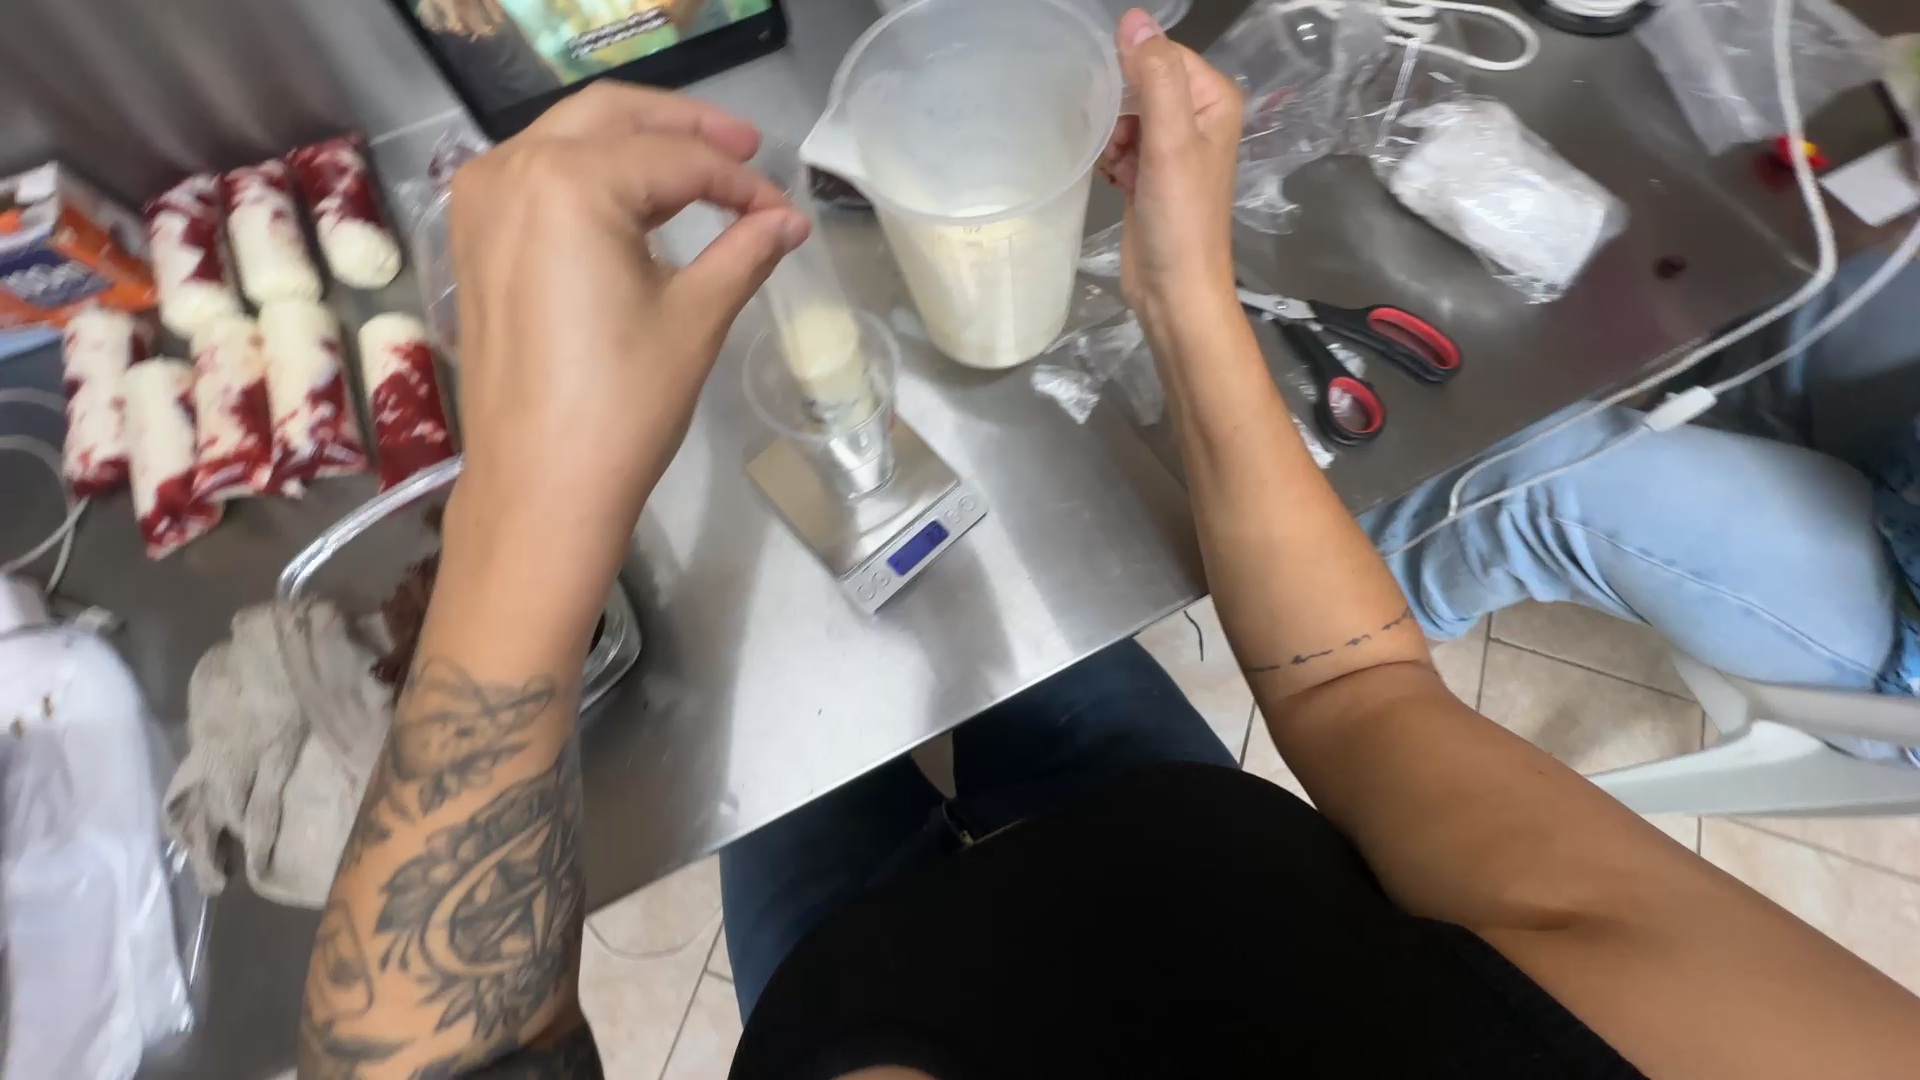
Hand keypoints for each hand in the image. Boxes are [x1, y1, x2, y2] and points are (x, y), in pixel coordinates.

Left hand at [444, 83, 807, 599]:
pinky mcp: (477, 240)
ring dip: (640, 146)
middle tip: (747, 147)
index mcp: (569, 182)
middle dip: (686, 128)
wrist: (545, 483)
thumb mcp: (696, 318)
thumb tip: (791, 222)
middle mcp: (512, 169)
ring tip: (701, 171)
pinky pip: (544, 180)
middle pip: (613, 119)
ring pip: (572, 142)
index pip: (676, 160)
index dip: (742, 183)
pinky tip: (640, 205)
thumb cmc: (626, 403)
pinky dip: (598, 178)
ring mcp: (482, 203)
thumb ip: (745, 252)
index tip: (786, 214)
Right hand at [1097, 10, 1244, 354]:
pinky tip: (1114, 182)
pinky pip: (1120, 149)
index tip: (1111, 107)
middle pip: (1140, 86)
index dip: (1131, 75)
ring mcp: (1170, 152)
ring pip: (1125, 119)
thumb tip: (1130, 19)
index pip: (1162, 56)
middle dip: (1117, 112)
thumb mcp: (1170, 142)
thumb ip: (1154, 78)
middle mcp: (1195, 120)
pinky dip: (1111, 162)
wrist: (1173, 290)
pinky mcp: (1148, 179)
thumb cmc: (1178, 220)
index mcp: (1212, 101)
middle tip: (1118, 147)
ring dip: (1111, 140)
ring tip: (1118, 170)